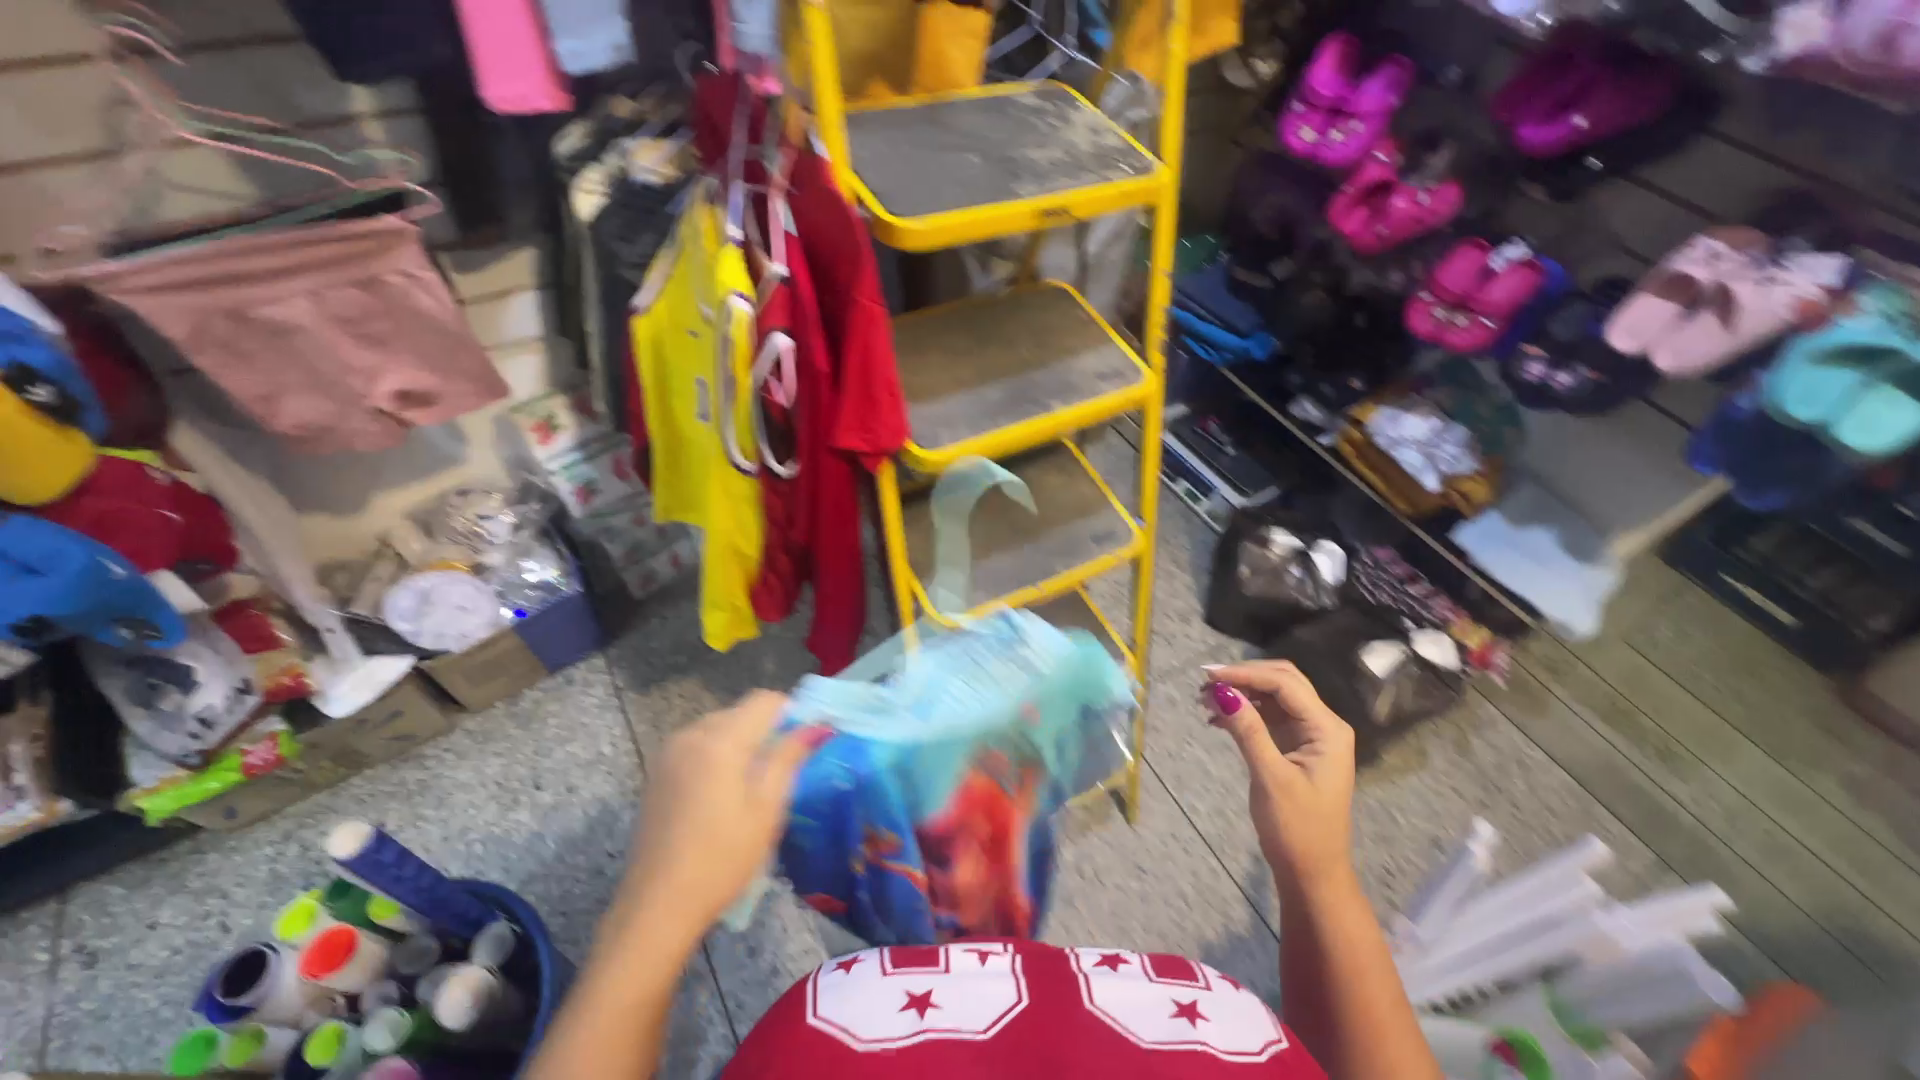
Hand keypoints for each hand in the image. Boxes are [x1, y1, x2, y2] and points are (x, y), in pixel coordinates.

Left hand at [616, 691, 827, 931]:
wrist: (660, 903)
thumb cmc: (723, 858)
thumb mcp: (767, 808)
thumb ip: (790, 757)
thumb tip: (819, 725)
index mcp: (720, 740)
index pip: (764, 700)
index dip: (792, 713)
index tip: (806, 744)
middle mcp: (690, 735)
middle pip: (739, 712)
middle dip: (767, 730)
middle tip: (785, 771)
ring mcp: (668, 753)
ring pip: (718, 729)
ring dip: (741, 744)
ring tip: (754, 787)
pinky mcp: (657, 773)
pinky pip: (697, 747)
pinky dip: (718, 757)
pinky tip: (723, 797)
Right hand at [1201, 661, 1356, 895]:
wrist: (1312, 872)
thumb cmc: (1296, 828)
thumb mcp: (1270, 777)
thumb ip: (1248, 730)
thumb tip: (1221, 691)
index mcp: (1327, 729)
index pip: (1285, 684)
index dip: (1246, 675)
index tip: (1208, 676)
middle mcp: (1323, 725)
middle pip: (1283, 683)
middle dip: (1244, 678)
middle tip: (1204, 683)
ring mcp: (1310, 736)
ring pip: (1274, 698)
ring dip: (1242, 694)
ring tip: (1204, 700)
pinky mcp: (1296, 748)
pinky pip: (1269, 718)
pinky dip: (1245, 713)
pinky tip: (1217, 719)